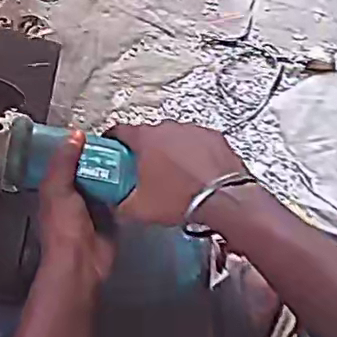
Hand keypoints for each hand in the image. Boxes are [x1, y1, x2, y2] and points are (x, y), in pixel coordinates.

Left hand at [36, 130, 114, 288]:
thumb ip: (63, 162)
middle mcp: (74, 195)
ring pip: (105, 181)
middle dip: (100, 157)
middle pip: (88, 169)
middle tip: (117, 140)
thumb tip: (74, 135)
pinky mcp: (111, 216)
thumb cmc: (63, 227)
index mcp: (56, 187)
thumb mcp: (57, 188)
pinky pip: (119, 197)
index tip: (92, 132)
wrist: (82, 262)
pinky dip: (126, 188)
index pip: (66, 161)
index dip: (76, 147)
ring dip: (115, 171)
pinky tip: (136, 174)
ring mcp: (93, 206)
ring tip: (129, 152)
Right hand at [107, 122, 248, 226]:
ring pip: (174, 137)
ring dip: (171, 151)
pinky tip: (196, 172)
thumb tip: (116, 206)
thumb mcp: (139, 209)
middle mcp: (167, 127)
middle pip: (148, 134)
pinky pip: (197, 142)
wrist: (224, 200)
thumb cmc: (180, 199)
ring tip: (174, 174)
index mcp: (144, 139)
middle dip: (145, 150)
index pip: (119, 131)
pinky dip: (194, 153)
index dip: (113, 141)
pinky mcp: (214, 137)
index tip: (113, 151)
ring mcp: (192, 130)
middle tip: (145, 170)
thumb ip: (120, 204)